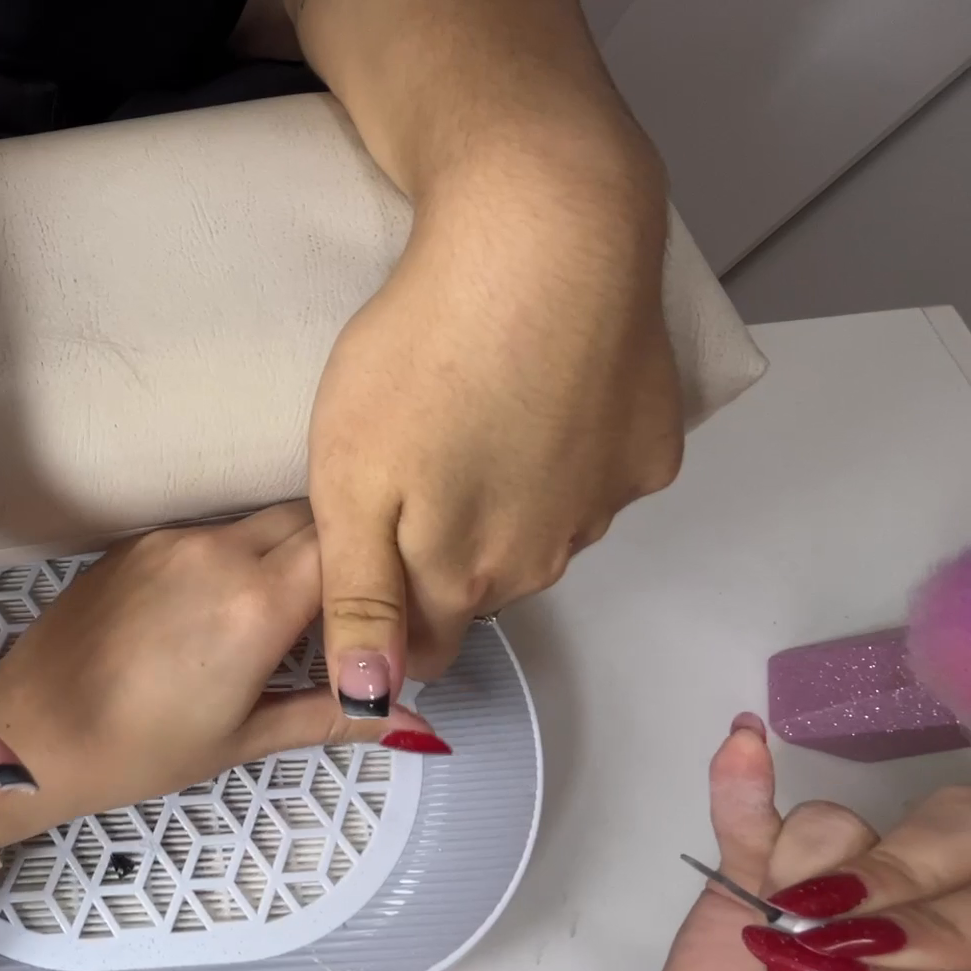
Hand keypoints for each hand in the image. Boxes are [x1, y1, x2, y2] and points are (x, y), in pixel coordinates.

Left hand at [0, 503, 444, 846]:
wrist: (31, 729)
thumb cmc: (139, 750)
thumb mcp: (243, 738)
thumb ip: (331, 716)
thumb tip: (414, 723)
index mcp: (255, 600)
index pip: (347, 547)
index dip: (370, 577)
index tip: (373, 620)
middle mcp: (214, 550)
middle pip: (304, 518)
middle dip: (332, 554)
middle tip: (328, 615)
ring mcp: (167, 540)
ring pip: (252, 522)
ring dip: (279, 553)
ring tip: (269, 615)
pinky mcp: (131, 542)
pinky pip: (202, 534)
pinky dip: (227, 557)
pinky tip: (207, 609)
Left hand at [309, 166, 683, 709]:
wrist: (540, 243)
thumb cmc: (417, 367)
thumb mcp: (352, 491)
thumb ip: (362, 600)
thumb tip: (369, 697)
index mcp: (468, 573)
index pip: (424, 646)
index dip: (383, 634)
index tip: (354, 593)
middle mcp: (548, 555)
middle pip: (472, 594)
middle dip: (426, 571)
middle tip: (390, 496)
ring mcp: (607, 499)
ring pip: (526, 541)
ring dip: (486, 517)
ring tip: (448, 448)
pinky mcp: (648, 442)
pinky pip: (578, 484)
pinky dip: (543, 466)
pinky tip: (519, 413)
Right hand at [637, 717, 970, 970]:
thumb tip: (839, 958)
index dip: (954, 920)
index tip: (897, 969)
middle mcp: (925, 913)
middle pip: (942, 845)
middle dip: (891, 900)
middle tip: (839, 951)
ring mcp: (830, 888)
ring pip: (841, 827)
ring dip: (809, 872)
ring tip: (778, 932)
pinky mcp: (745, 874)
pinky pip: (743, 813)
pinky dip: (740, 781)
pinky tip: (743, 739)